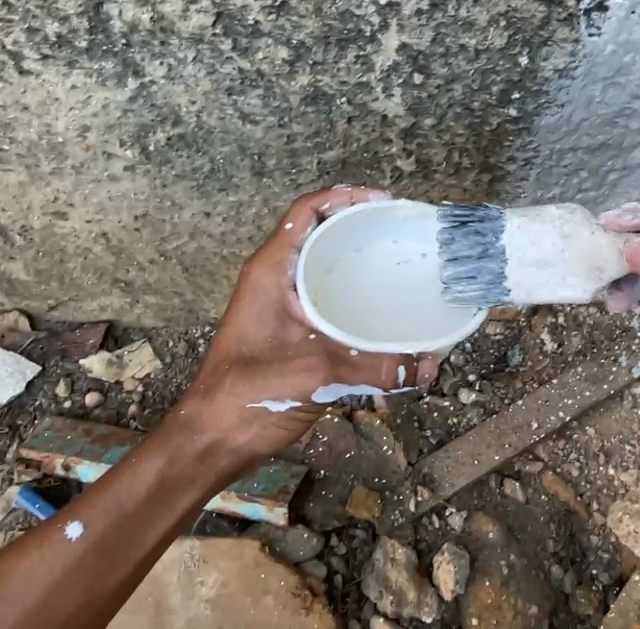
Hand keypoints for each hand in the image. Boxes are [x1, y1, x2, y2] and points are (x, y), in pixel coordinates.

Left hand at [173, 186, 440, 470]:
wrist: (209, 442)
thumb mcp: (315, 373)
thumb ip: (374, 368)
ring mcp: (280, 307)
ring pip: (322, 267)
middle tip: (399, 232)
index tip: (384, 202)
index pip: (307, 210)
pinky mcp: (288, 333)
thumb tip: (429, 364)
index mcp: (271, 270)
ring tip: (397, 265)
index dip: (345, 196)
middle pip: (318, 233)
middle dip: (357, 226)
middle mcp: (275, 280)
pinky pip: (325, 299)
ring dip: (355, 262)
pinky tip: (382, 313)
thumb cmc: (247, 397)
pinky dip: (352, 297)